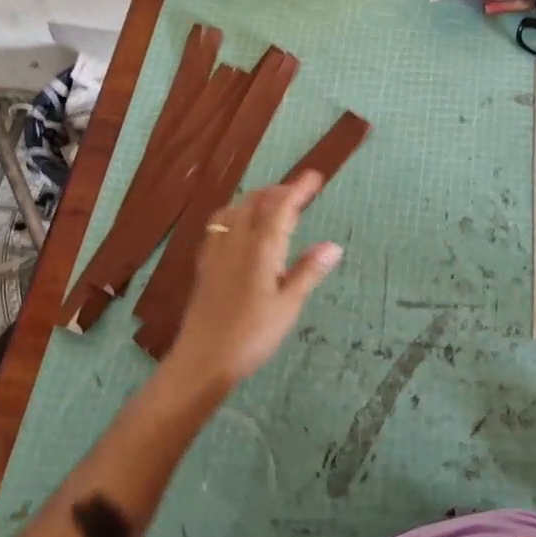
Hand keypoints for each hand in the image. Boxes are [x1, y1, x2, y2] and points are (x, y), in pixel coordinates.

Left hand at [162, 172, 342, 389]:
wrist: (202, 360)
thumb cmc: (252, 335)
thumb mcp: (288, 307)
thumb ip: (308, 272)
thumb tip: (333, 245)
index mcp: (261, 248)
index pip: (281, 207)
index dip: (298, 189)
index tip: (314, 176)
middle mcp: (236, 241)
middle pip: (256, 202)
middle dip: (278, 190)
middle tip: (297, 190)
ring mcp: (217, 251)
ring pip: (235, 209)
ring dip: (256, 199)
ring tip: (271, 202)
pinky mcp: (205, 264)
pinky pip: (219, 224)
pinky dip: (236, 213)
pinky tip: (239, 227)